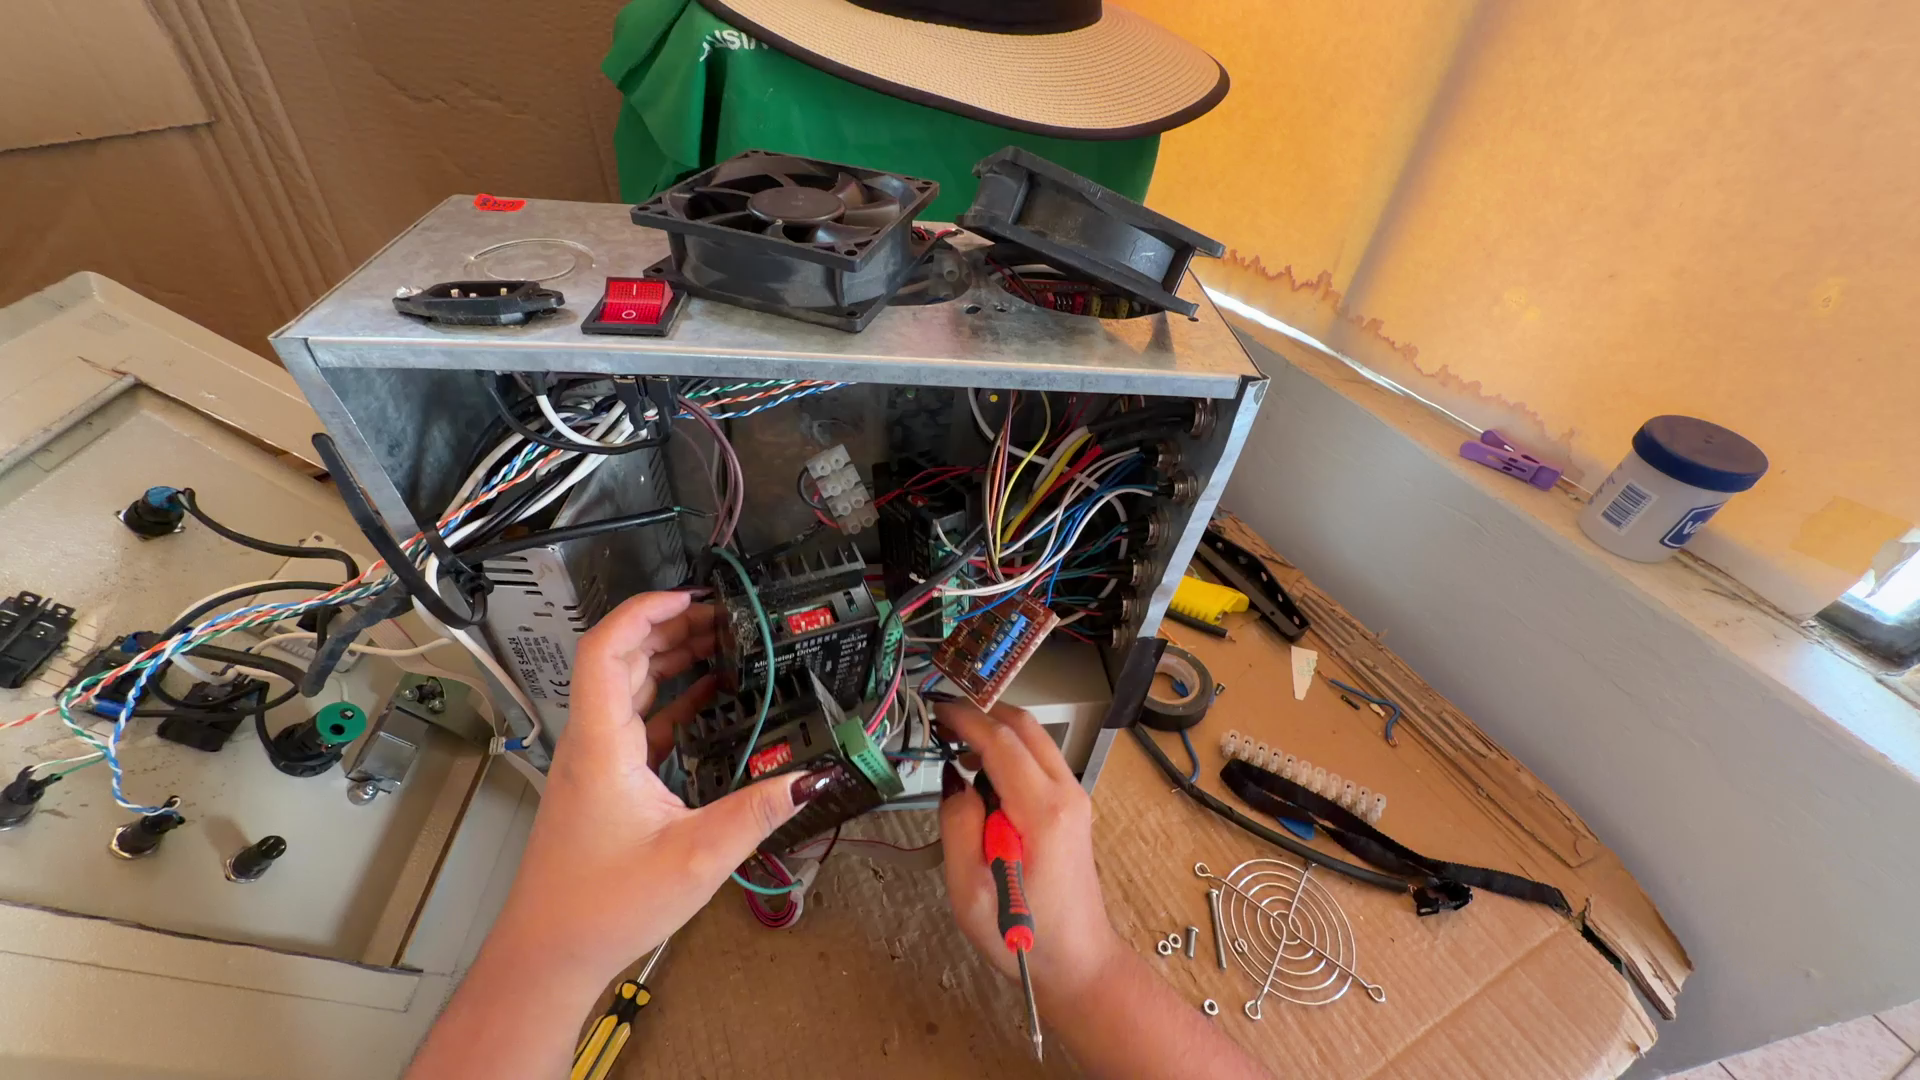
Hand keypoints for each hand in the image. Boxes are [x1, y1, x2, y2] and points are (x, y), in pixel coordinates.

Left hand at [486, 590, 834, 988]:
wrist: (548, 956)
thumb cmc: (605, 906)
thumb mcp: (696, 857)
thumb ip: (757, 812)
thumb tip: (812, 777)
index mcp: (602, 744)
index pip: (607, 649)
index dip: (645, 611)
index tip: (692, 596)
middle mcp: (593, 740)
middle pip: (622, 657)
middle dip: (671, 626)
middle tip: (725, 616)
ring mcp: (597, 758)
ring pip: (629, 684)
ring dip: (670, 656)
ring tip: (721, 640)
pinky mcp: (607, 778)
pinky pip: (639, 717)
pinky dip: (672, 696)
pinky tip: (709, 695)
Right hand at [935, 701, 1125, 1007]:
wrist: (1079, 961)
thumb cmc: (1022, 936)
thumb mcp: (969, 890)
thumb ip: (958, 825)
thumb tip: (956, 778)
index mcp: (1043, 812)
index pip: (1002, 741)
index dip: (966, 718)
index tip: (936, 709)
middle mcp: (1067, 793)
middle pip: (1025, 726)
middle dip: (982, 712)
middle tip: (944, 719)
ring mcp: (1075, 796)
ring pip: (1035, 737)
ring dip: (996, 730)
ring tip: (957, 747)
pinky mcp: (1072, 805)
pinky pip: (1039, 758)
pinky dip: (1009, 750)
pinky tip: (983, 772)